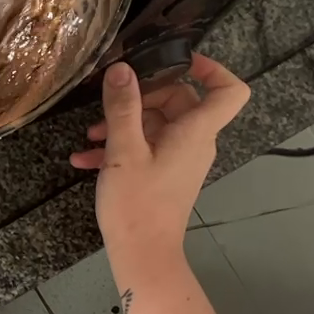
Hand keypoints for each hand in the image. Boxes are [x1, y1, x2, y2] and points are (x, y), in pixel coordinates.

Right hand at [72, 55, 249, 265]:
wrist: (141, 253)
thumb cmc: (137, 204)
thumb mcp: (123, 151)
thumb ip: (122, 108)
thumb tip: (122, 69)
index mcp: (194, 132)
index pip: (229, 90)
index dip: (212, 68)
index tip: (178, 61)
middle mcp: (193, 142)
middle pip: (179, 102)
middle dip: (141, 99)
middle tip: (109, 105)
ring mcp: (178, 160)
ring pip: (155, 126)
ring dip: (122, 125)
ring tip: (89, 136)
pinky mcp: (162, 176)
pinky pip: (145, 150)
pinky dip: (119, 149)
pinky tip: (84, 158)